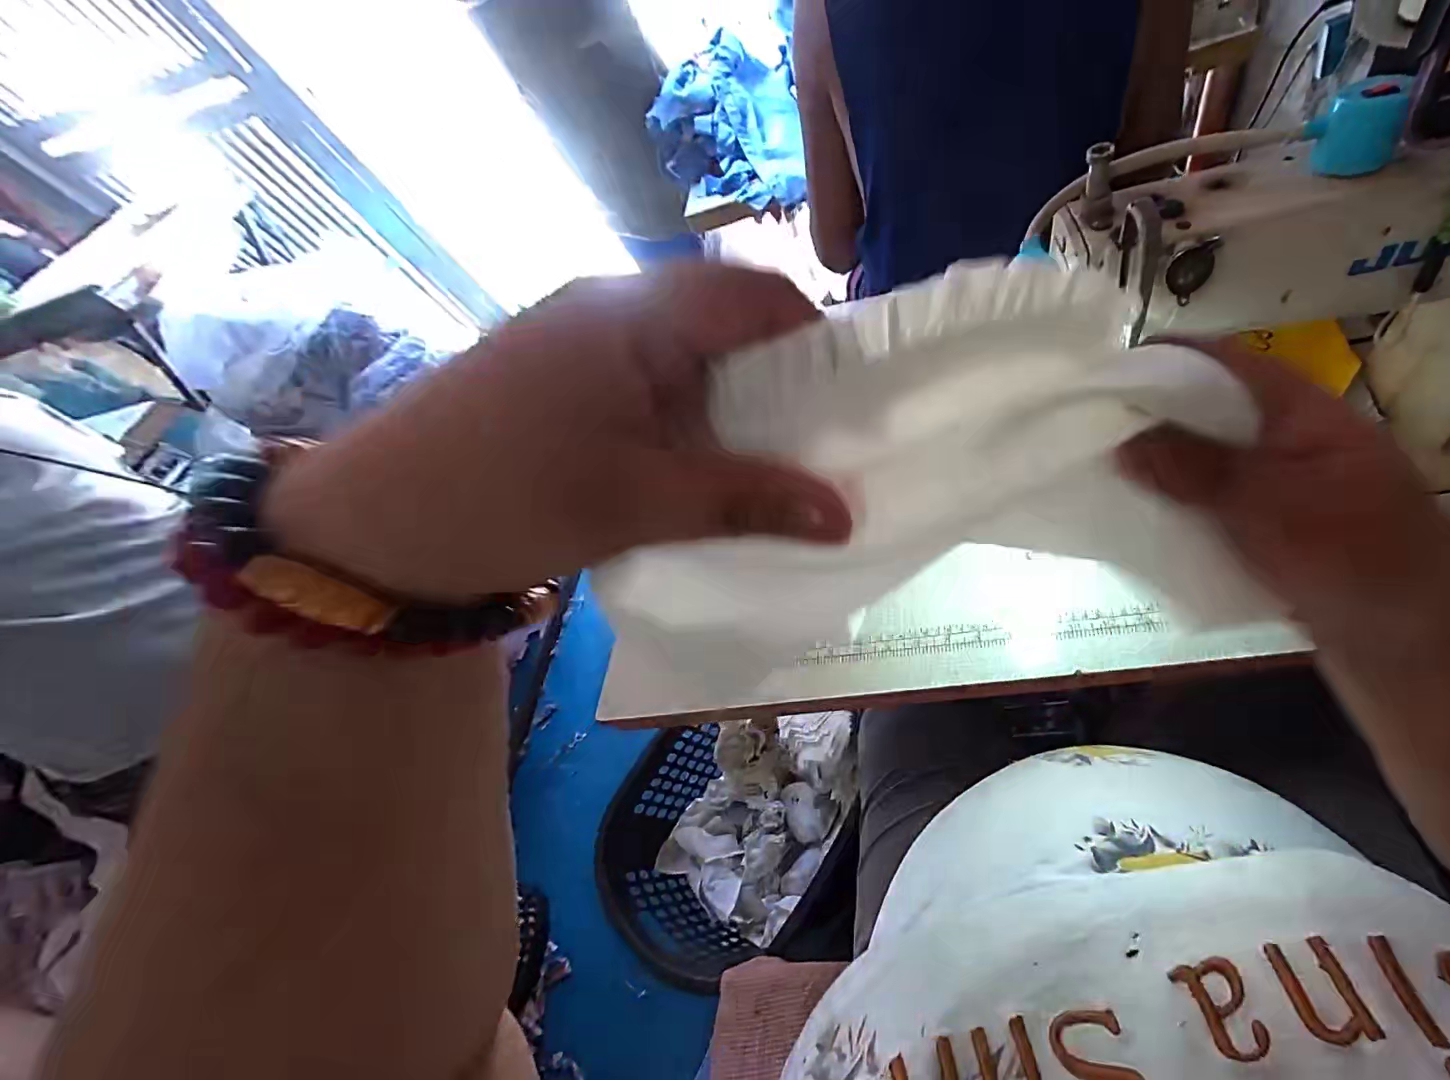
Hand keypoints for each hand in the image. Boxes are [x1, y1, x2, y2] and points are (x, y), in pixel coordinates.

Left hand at [263, 264, 852, 600]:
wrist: (373, 527)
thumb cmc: (505, 497)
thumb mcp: (640, 503)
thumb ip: (749, 502)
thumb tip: (845, 517)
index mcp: (636, 315)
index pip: (757, 294)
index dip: (817, 337)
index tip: (851, 401)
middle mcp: (618, 307)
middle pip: (736, 318)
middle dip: (789, 374)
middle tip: (825, 436)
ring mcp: (595, 338)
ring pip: (705, 350)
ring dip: (748, 397)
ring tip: (780, 454)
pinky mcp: (581, 373)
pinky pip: (670, 375)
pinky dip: (709, 411)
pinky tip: (717, 458)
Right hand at [1119, 339, 1449, 629]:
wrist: (1420, 645)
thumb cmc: (1352, 553)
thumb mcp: (1267, 502)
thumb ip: (1194, 468)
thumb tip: (1124, 441)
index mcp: (1297, 410)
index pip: (1222, 362)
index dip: (1165, 359)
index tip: (1105, 376)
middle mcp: (1286, 441)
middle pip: (1209, 412)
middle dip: (1152, 417)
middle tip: (1090, 431)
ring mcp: (1280, 489)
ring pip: (1208, 463)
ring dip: (1162, 468)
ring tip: (1101, 473)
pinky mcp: (1272, 533)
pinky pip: (1214, 509)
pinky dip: (1179, 510)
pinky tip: (1140, 521)